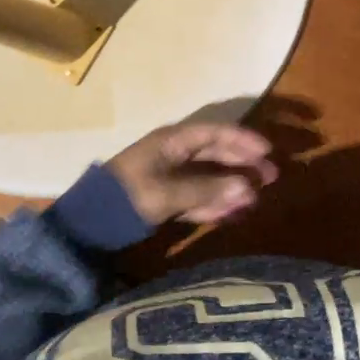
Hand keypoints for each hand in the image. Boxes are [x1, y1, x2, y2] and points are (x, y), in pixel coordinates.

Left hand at [106, 123, 277, 225]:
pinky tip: (233, 213)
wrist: (87, 226)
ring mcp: (168, 177)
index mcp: (171, 142)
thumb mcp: (167, 194)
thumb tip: (249, 188)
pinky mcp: (164, 199)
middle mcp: (172, 155)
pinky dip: (214, 204)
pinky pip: (197, 197)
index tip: (268, 151)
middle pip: (215, 154)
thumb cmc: (127, 199)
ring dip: (231, 187)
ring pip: (208, 177)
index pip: (214, 133)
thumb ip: (208, 190)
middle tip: (272, 177)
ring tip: (256, 199)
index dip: (243, 140)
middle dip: (243, 163)